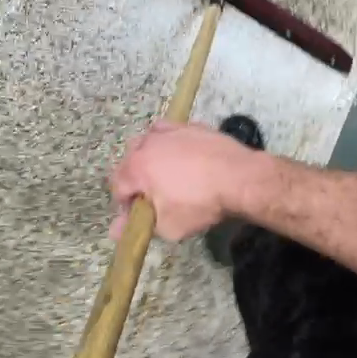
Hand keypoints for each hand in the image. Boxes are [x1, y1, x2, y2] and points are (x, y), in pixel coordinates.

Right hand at [109, 121, 262, 241]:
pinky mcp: (193, 126)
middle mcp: (149, 143)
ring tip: (165, 175)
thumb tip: (116, 231)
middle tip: (152, 197)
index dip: (125, 205)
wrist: (240, 178)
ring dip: (150, 157)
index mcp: (137, 167)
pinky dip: (171, 143)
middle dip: (136, 179)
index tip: (139, 216)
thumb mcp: (167, 226)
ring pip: (149, 140)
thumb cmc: (200, 204)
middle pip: (130, 160)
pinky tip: (182, 155)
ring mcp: (171, 131)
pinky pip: (172, 132)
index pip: (118, 186)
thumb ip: (139, 226)